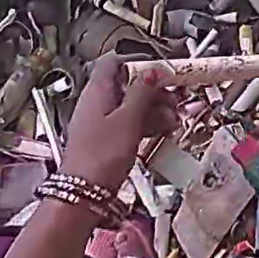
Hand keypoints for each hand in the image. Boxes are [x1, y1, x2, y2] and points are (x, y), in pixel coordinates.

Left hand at [60, 55, 177, 191]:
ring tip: (175, 117)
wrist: (83, 196)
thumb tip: (152, 70)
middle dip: (154, 89)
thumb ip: (141, 92)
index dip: (138, 62)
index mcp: (98, 90)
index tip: (161, 71)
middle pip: (127, 84)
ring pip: (131, 105)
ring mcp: (101, 121)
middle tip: (175, 98)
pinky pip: (130, 122)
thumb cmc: (102, 155)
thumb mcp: (128, 119)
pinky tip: (164, 130)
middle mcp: (97, 102)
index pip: (115, 61)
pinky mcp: (107, 140)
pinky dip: (147, 123)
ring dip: (154, 108)